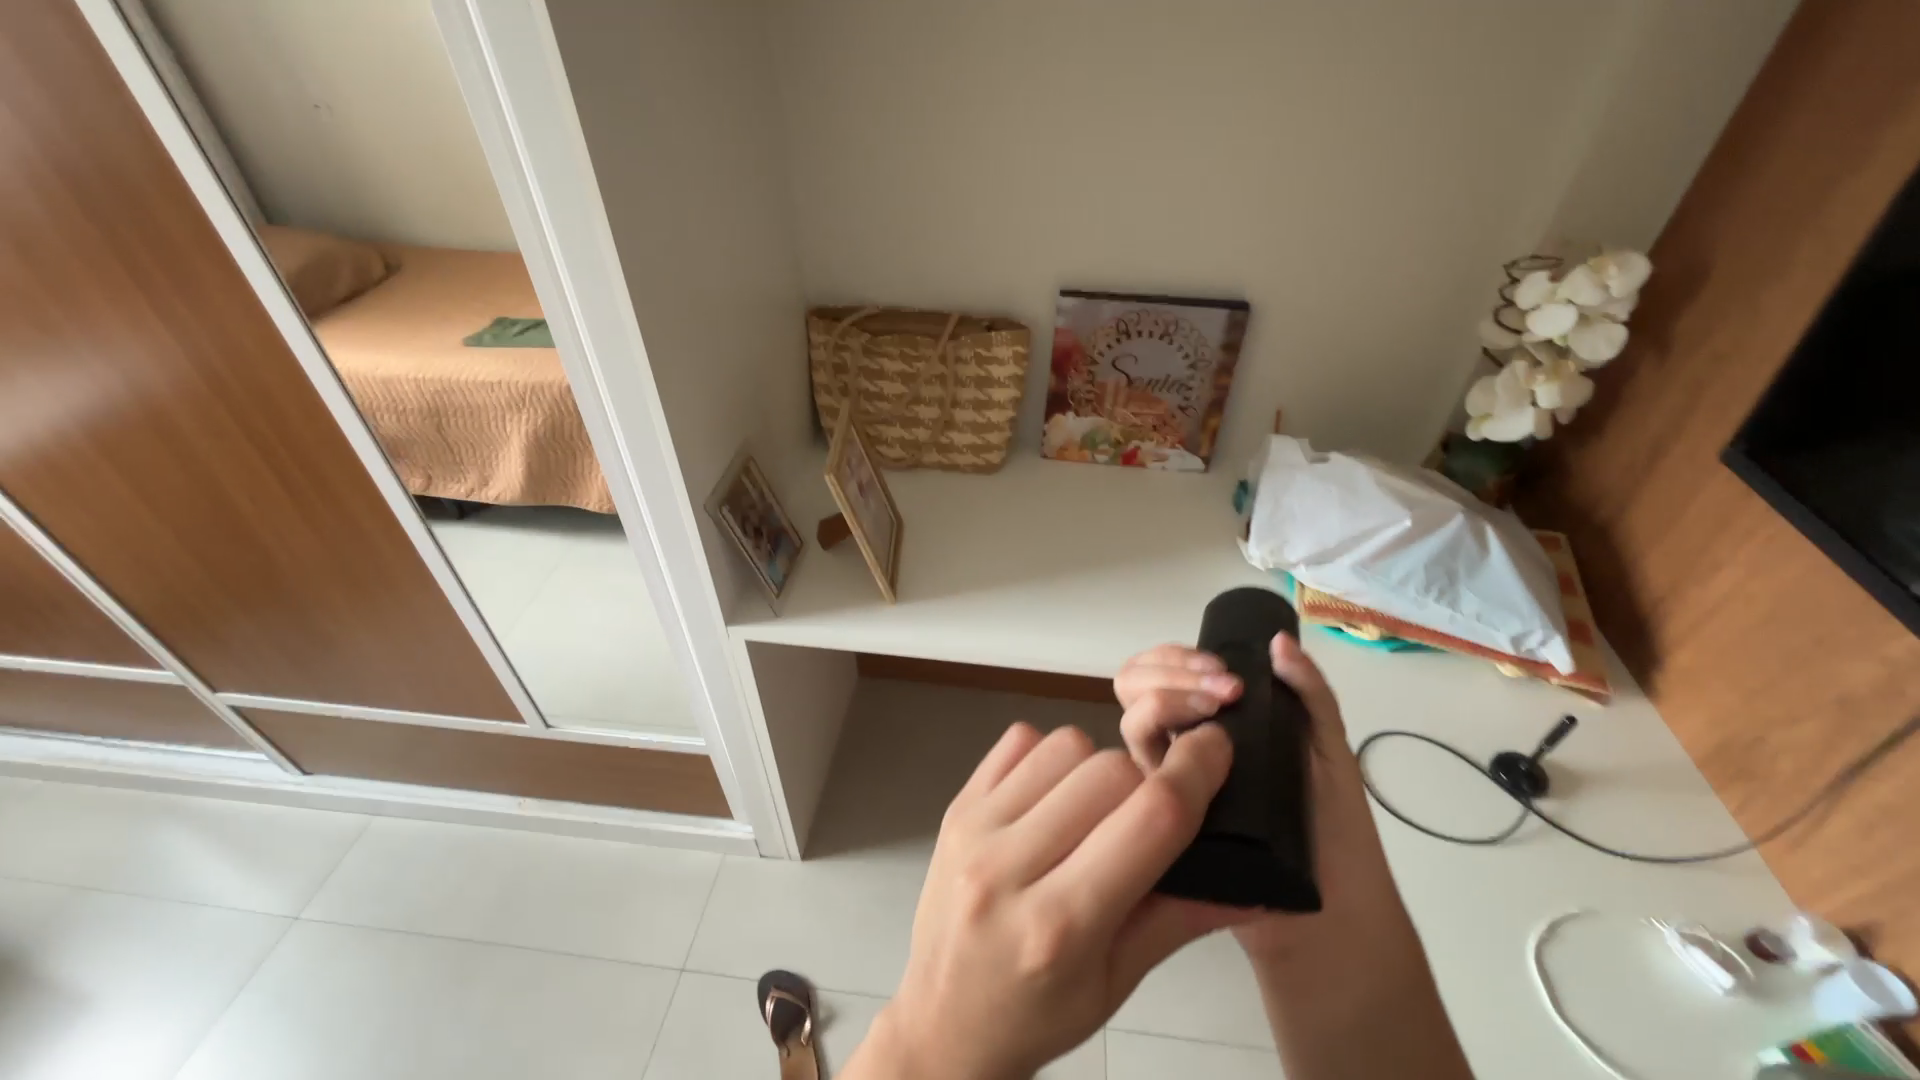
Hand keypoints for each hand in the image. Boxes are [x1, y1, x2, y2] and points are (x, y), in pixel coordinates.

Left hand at [847, 722, 1244, 1079]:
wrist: (942, 1020)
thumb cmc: (1036, 1013)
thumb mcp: (1116, 984)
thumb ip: (1179, 920)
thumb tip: (1253, 881)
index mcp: (1062, 926)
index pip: (1149, 820)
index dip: (1194, 774)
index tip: (1216, 749)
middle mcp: (1010, 867)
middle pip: (1109, 770)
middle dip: (1144, 782)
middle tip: (1144, 815)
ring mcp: (974, 830)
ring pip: (1065, 744)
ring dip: (1096, 766)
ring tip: (1093, 810)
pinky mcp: (956, 806)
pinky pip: (1018, 740)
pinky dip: (1048, 756)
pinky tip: (1051, 798)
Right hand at [1115, 636, 1476, 1079]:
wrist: (1330, 906)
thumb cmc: (1332, 828)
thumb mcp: (1328, 748)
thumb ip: (1308, 692)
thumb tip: (1278, 640)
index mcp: (1212, 722)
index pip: (1165, 671)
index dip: (1178, 656)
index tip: (1223, 670)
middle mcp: (1179, 744)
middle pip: (1133, 686)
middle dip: (1164, 669)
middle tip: (1219, 686)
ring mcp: (1164, 778)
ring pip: (1129, 719)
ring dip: (1164, 697)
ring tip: (1216, 707)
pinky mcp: (1159, 812)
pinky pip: (1134, 769)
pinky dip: (1155, 742)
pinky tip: (1193, 747)